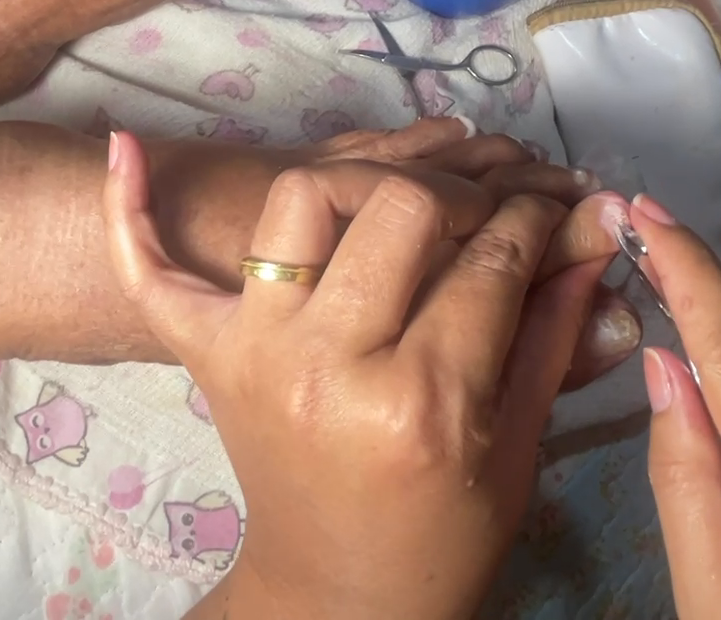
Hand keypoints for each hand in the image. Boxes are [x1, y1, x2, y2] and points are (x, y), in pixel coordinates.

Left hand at [102, 134, 618, 619]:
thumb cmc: (444, 536)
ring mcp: (252, 350)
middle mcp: (327, 364)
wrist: (337, 594)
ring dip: (364, 184)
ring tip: (401, 207)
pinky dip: (131, 208)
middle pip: (403, 207)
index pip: (491, 259)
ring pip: (304, 198)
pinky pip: (152, 267)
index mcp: (421, 403)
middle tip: (484, 215)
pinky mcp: (205, 353)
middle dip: (463, 195)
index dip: (536, 220)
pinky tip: (126, 146)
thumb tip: (594, 230)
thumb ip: (556, 326)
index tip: (556, 204)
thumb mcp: (518, 442)